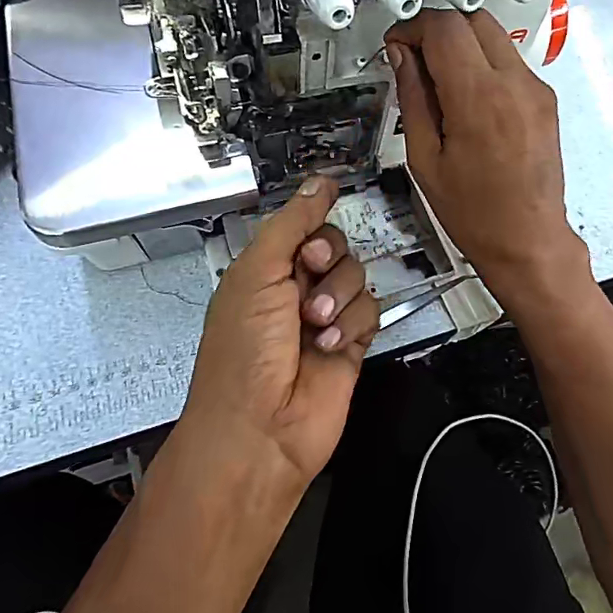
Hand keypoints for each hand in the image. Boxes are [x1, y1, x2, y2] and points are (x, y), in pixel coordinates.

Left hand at [181, 177, 379, 484]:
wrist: (263, 427)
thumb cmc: (241, 357)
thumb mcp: (256, 274)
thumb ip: (292, 225)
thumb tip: (318, 184)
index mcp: (263, 270)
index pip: (302, 227)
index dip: (312, 226)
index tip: (313, 232)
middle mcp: (294, 291)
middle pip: (337, 249)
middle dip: (328, 263)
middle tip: (308, 281)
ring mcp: (325, 318)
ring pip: (358, 278)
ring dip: (338, 298)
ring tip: (315, 325)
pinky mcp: (351, 342)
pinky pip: (371, 311)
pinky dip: (353, 325)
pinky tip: (330, 345)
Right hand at [384, 9, 590, 305]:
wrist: (529, 241)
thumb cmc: (481, 216)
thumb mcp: (425, 159)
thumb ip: (412, 98)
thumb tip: (402, 59)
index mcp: (480, 99)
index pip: (443, 27)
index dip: (412, 27)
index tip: (398, 43)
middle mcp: (516, 87)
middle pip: (472, 17)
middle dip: (437, 28)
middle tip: (414, 55)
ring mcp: (536, 92)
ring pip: (494, 35)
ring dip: (462, 44)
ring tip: (439, 82)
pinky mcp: (546, 103)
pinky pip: (511, 63)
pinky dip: (484, 65)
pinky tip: (467, 98)